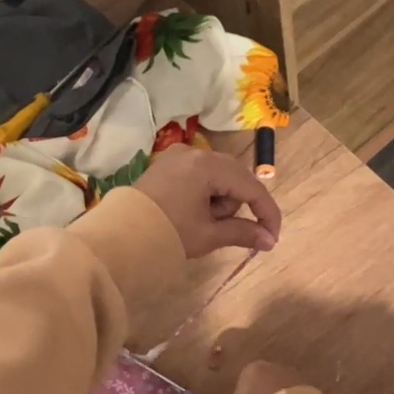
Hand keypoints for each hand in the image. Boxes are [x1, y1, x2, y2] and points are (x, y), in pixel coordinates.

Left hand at [134, 146, 281, 257]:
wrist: (120, 236)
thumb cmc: (168, 233)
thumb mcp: (208, 235)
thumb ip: (243, 233)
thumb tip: (269, 240)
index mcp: (208, 166)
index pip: (251, 187)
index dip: (267, 212)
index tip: (273, 236)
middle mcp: (195, 153)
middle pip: (236, 178)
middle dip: (238, 205)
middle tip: (230, 231)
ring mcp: (179, 155)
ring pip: (219, 176)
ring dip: (220, 200)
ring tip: (202, 222)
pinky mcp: (167, 164)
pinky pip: (200, 175)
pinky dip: (206, 193)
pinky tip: (194, 212)